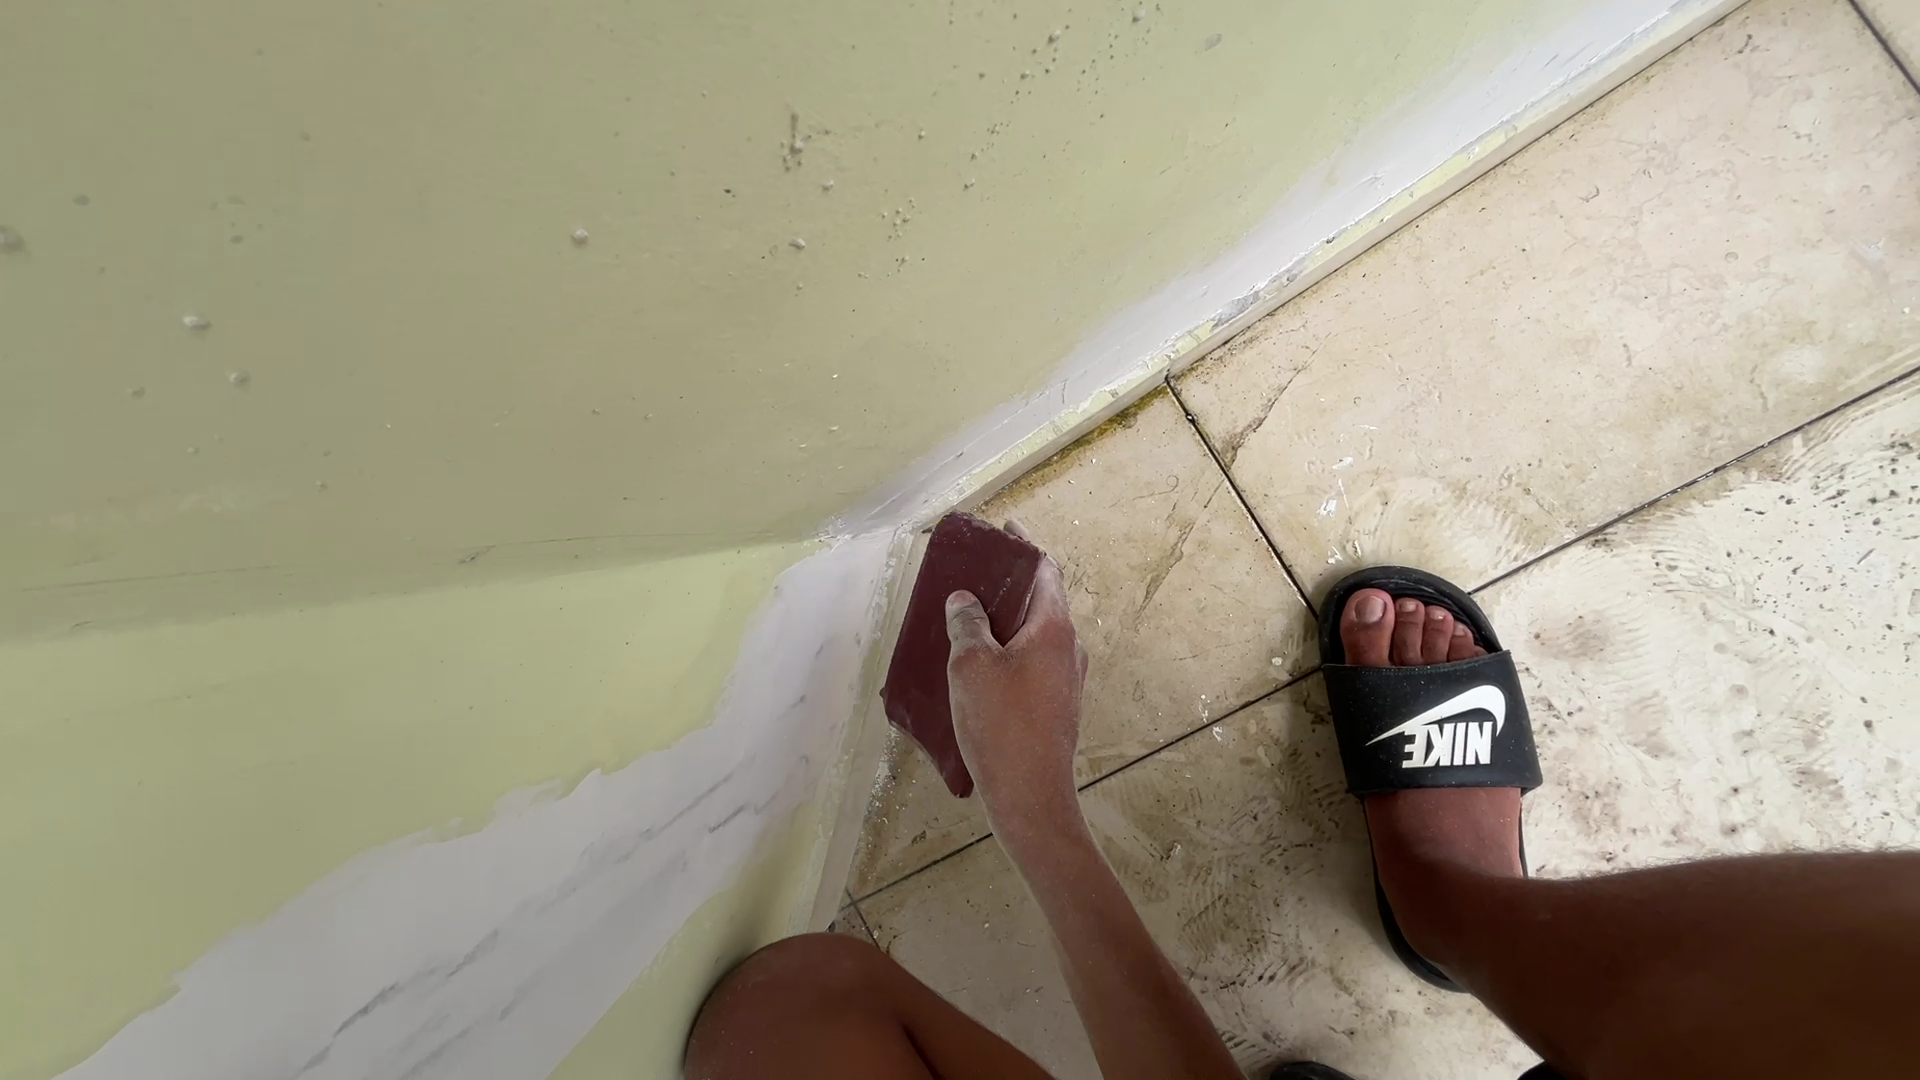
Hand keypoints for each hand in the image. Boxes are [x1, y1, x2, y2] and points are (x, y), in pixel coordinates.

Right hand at [944, 524, 1088, 837]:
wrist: (1031, 797)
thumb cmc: (1001, 725)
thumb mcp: (971, 666)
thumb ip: (967, 624)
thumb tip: (965, 600)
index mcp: (1054, 628)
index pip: (1046, 570)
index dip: (1025, 546)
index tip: (1005, 531)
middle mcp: (1069, 647)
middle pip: (1042, 599)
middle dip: (1010, 583)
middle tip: (975, 574)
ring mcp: (1066, 678)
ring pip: (1037, 632)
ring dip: (1008, 619)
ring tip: (970, 615)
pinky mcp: (1057, 703)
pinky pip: (1034, 660)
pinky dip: (1010, 648)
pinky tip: (980, 661)